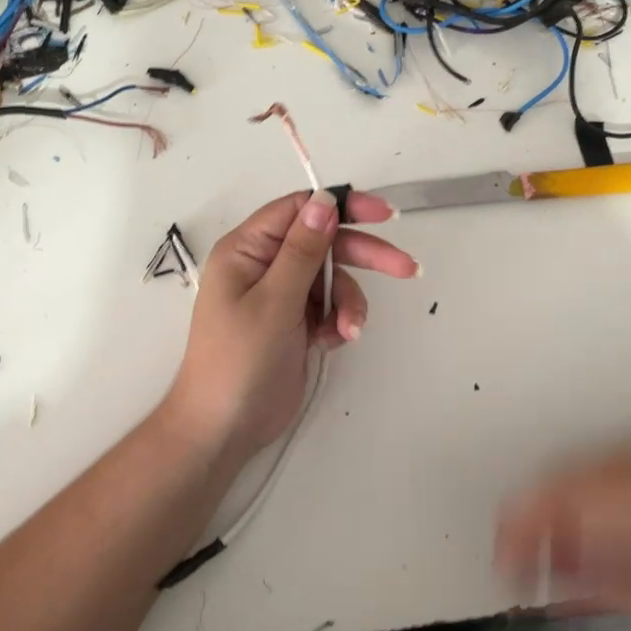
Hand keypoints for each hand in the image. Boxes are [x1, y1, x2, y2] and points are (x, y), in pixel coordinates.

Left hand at [163, 189, 417, 460]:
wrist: (224, 429)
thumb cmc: (239, 360)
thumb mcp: (274, 301)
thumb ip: (302, 250)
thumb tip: (324, 201)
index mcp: (247, 249)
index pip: (298, 210)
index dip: (341, 206)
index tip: (382, 214)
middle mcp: (264, 265)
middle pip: (324, 243)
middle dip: (363, 256)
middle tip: (405, 268)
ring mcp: (281, 295)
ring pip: (333, 279)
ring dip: (348, 302)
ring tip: (349, 331)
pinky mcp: (295, 323)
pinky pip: (329, 307)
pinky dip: (339, 321)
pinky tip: (334, 341)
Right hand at [495, 432, 630, 622]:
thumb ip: (619, 579)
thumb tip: (555, 580)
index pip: (560, 490)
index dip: (521, 522)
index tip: (502, 557)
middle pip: (573, 475)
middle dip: (545, 518)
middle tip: (531, 564)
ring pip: (598, 467)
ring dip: (575, 507)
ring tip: (570, 554)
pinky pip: (627, 463)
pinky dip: (606, 494)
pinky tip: (616, 528)